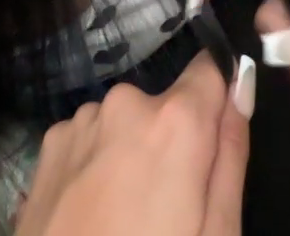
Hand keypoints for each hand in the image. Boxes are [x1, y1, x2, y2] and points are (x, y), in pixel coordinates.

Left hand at [16, 53, 254, 235]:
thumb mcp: (217, 233)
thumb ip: (231, 153)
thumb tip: (241, 84)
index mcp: (173, 121)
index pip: (210, 70)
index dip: (220, 98)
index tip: (218, 138)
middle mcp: (124, 102)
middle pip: (167, 108)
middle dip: (175, 146)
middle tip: (172, 210)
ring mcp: (81, 120)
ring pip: (127, 126)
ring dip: (134, 157)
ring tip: (129, 220)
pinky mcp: (49, 142)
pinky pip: (91, 140)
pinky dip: (99, 166)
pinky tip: (94, 215)